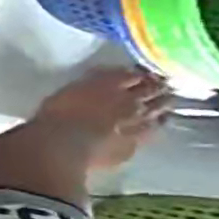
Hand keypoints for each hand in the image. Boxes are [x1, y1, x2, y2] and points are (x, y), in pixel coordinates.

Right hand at [32, 68, 171, 172]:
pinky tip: (149, 127)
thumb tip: (100, 82)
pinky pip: (150, 133)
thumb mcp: (68, 90)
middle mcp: (132, 101)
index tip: (139, 74)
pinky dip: (152, 127)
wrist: (64, 145)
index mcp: (111, 83)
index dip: (138, 74)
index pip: (133, 74)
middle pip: (154, 92)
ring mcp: (139, 124)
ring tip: (161, 106)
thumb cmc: (56, 113)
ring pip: (159, 113)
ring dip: (161, 108)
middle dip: (158, 88)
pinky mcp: (137, 145)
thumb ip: (89, 85)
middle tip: (160, 87)